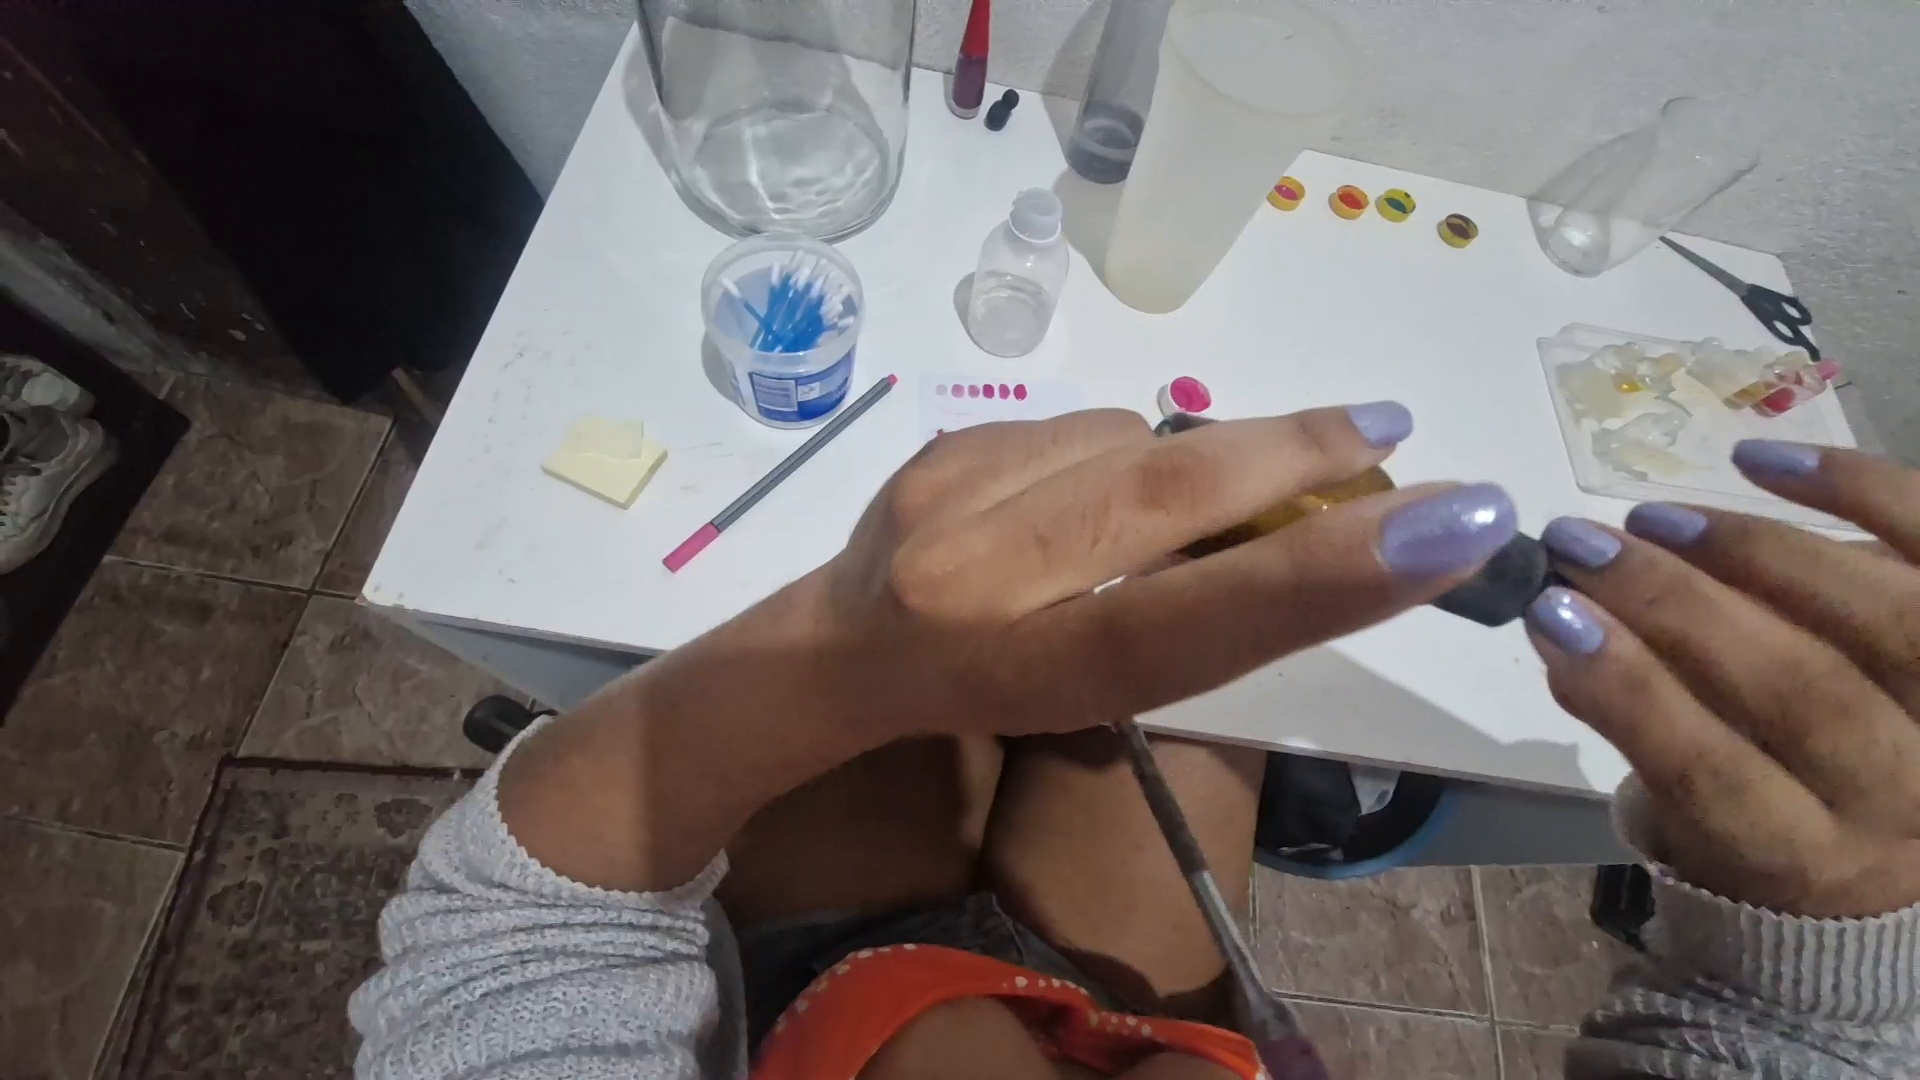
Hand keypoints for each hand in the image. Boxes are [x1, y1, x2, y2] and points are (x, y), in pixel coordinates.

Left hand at [502, 403, 1519, 892]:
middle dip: (1289, 457)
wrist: (828, 652)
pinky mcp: (937, 445)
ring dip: (1201, 453)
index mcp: (1014, 669)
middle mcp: (972, 574)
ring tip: (1239, 471)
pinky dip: (1125, 445)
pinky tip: (1119, 474)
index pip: (1181, 622)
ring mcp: (945, 493)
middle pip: (1161, 496)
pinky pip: (1075, 427)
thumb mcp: (1077, 696)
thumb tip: (1293, 532)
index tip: (1449, 521)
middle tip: (1387, 432)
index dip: (1317, 577)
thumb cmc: (971, 698)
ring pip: (1126, 442)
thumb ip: (1174, 624)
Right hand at [1530, 440, 1919, 917]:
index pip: (1714, 773)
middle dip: (1673, 602)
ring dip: (1759, 554)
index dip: (1630, 689)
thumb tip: (1558, 620)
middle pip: (1801, 689)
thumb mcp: (1669, 809)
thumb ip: (1619, 720)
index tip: (1548, 612)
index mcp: (1805, 857)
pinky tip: (1760, 461)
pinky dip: (1867, 495)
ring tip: (1654, 517)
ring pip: (1897, 621)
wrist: (1894, 840)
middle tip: (1579, 543)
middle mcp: (1915, 801)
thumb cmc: (1754, 824)